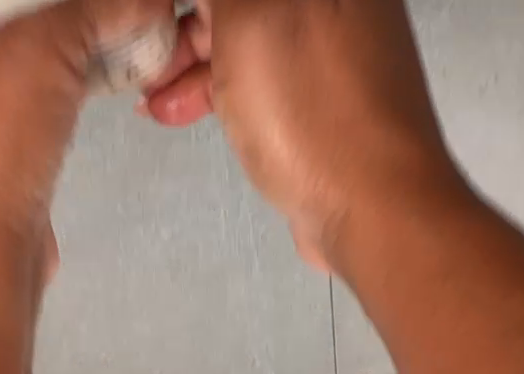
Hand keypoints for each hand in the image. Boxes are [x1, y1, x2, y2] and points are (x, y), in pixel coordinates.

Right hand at [140, 0, 467, 271]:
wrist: (373, 204)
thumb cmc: (308, 107)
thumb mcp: (250, 13)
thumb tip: (217, 6)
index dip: (192, 7)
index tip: (155, 28)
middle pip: (243, 4)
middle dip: (189, 30)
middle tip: (150, 71)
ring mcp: (338, 47)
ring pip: (251, 38)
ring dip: (196, 67)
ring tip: (156, 107)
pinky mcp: (331, 98)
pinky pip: (268, 77)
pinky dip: (226, 90)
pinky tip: (194, 116)